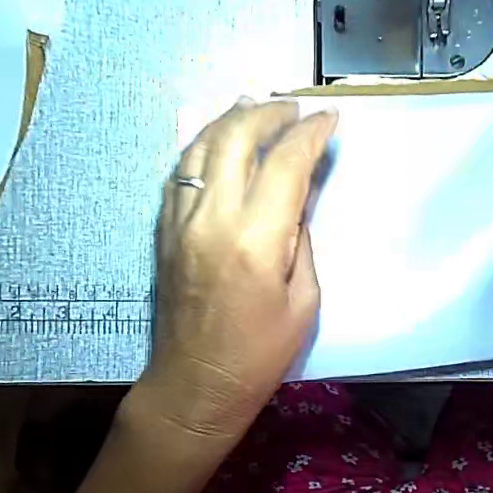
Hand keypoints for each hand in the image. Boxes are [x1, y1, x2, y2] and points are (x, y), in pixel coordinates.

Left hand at [128, 99, 336, 452]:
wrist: (195, 384)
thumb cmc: (259, 355)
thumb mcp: (304, 301)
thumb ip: (302, 238)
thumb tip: (300, 193)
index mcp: (255, 240)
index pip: (286, 163)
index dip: (311, 133)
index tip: (329, 119)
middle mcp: (212, 218)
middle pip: (236, 137)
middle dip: (269, 113)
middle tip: (293, 109)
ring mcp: (180, 221)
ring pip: (200, 147)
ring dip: (230, 120)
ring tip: (255, 108)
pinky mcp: (164, 231)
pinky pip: (181, 173)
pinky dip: (203, 147)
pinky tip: (218, 143)